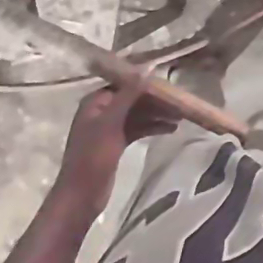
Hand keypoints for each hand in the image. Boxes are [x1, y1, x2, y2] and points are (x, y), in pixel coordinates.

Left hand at [53, 75, 176, 216]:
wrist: (81, 195)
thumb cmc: (93, 156)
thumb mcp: (111, 122)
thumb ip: (129, 94)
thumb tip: (148, 67)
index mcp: (96, 102)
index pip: (126, 84)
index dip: (147, 84)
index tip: (170, 86)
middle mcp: (102, 111)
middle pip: (134, 99)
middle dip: (156, 102)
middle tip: (181, 104)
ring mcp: (109, 128)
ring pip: (138, 115)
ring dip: (157, 115)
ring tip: (181, 117)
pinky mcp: (116, 143)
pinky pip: (137, 129)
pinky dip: (152, 128)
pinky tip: (170, 129)